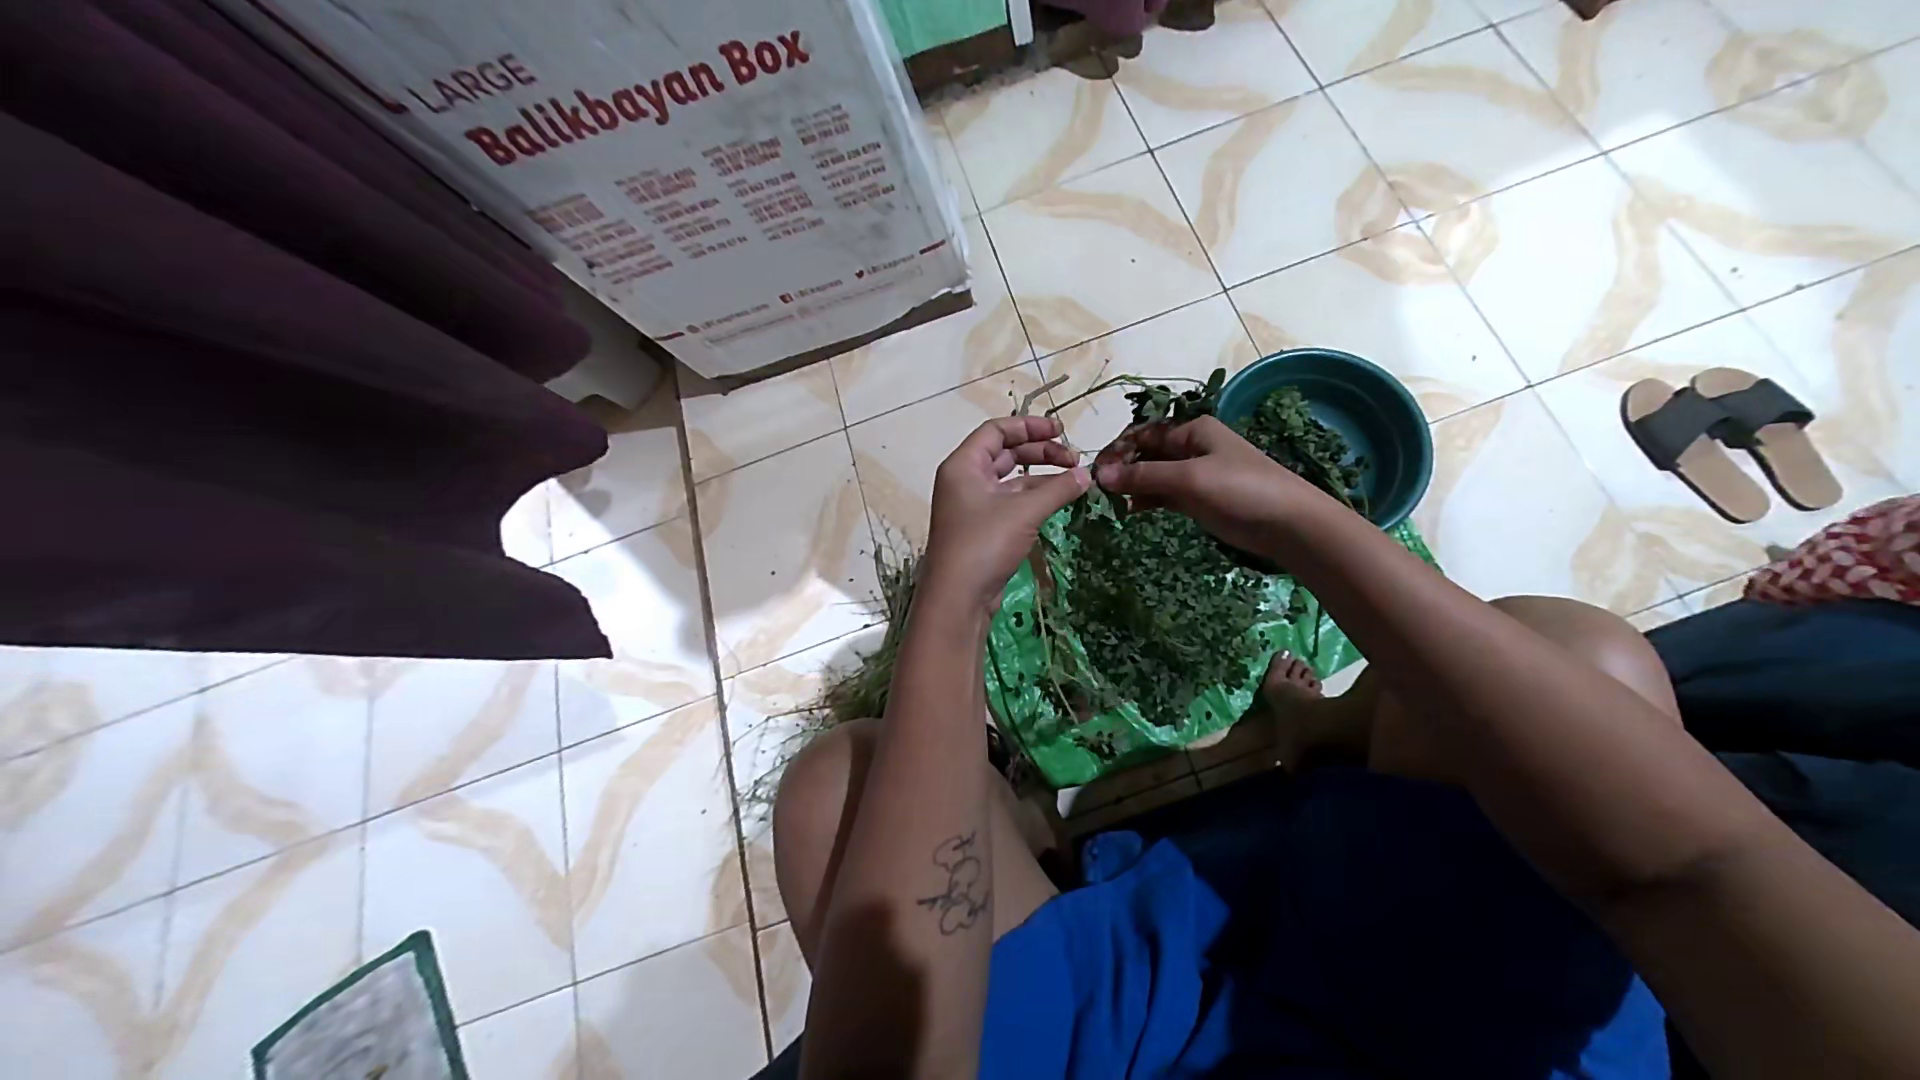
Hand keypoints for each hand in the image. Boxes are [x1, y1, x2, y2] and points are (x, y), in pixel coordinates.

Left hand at [922, 416, 1089, 611]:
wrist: (958, 597)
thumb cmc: (984, 544)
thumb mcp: (1024, 511)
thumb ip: (1058, 488)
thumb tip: (1086, 475)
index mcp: (963, 465)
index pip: (996, 431)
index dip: (1029, 426)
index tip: (1061, 430)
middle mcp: (965, 480)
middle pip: (1005, 453)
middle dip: (1040, 452)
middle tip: (1074, 458)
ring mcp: (973, 506)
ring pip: (1011, 480)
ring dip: (1042, 477)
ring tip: (1076, 480)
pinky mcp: (984, 529)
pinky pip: (1012, 503)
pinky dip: (1035, 498)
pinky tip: (1060, 500)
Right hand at [1093, 415, 1323, 554]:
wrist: (1288, 524)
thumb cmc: (1240, 490)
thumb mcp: (1189, 478)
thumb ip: (1143, 476)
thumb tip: (1100, 475)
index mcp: (1191, 430)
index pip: (1142, 433)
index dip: (1117, 449)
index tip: (1096, 472)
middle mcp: (1190, 447)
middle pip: (1144, 453)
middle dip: (1121, 468)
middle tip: (1098, 491)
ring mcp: (1194, 474)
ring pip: (1152, 475)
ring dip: (1131, 486)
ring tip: (1109, 503)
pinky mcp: (1197, 498)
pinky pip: (1162, 494)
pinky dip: (1146, 500)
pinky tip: (1130, 511)